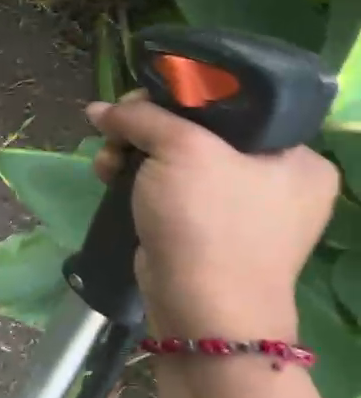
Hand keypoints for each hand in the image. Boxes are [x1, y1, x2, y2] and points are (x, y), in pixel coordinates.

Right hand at [88, 94, 338, 339]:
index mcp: (296, 158)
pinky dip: (133, 175)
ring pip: (170, 153)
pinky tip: (111, 178)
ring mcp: (240, 203)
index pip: (229, 105)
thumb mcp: (179, 149)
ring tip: (108, 164)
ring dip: (128, 151)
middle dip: (142, 129)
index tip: (139, 106)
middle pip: (192, 127)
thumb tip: (100, 110)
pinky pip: (164, 180)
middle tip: (115, 137)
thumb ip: (140, 115)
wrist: (202, 298)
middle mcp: (274, 177)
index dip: (177, 98)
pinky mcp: (206, 221)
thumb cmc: (208, 219)